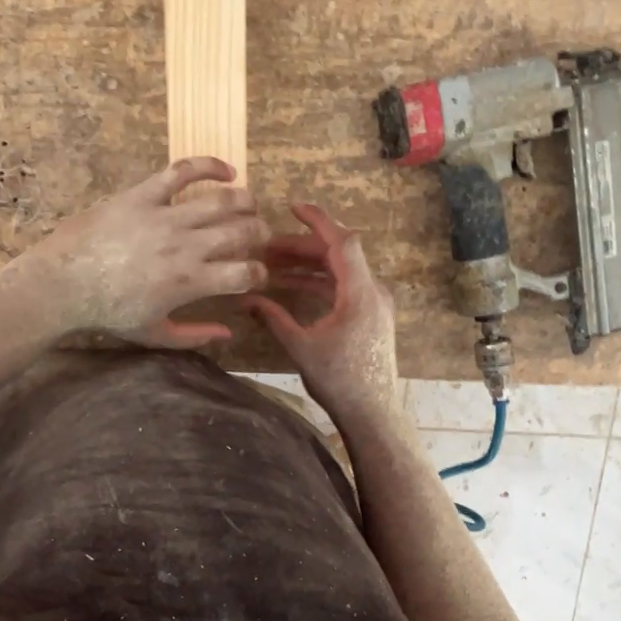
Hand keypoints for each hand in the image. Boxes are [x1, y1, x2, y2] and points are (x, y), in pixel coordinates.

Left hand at [10, 158, 270, 347]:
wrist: (63, 284)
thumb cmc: (107, 313)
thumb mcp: (153, 334)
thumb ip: (194, 335)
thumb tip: (229, 334)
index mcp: (191, 282)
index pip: (246, 273)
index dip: (259, 274)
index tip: (255, 275)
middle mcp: (186, 246)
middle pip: (243, 232)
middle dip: (260, 235)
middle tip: (257, 238)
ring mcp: (165, 217)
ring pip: (223, 200)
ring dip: (246, 202)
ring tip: (248, 207)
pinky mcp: (143, 194)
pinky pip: (183, 171)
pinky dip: (210, 166)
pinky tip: (226, 170)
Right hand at [242, 204, 399, 419]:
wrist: (372, 412)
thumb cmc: (339, 380)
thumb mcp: (300, 347)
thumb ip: (274, 318)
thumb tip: (245, 300)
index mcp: (360, 293)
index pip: (341, 241)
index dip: (317, 220)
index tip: (291, 208)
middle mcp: (373, 291)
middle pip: (339, 254)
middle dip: (302, 247)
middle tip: (268, 248)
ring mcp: (374, 304)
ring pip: (341, 271)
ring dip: (308, 266)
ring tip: (274, 266)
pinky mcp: (370, 317)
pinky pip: (344, 288)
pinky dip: (319, 283)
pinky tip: (292, 287)